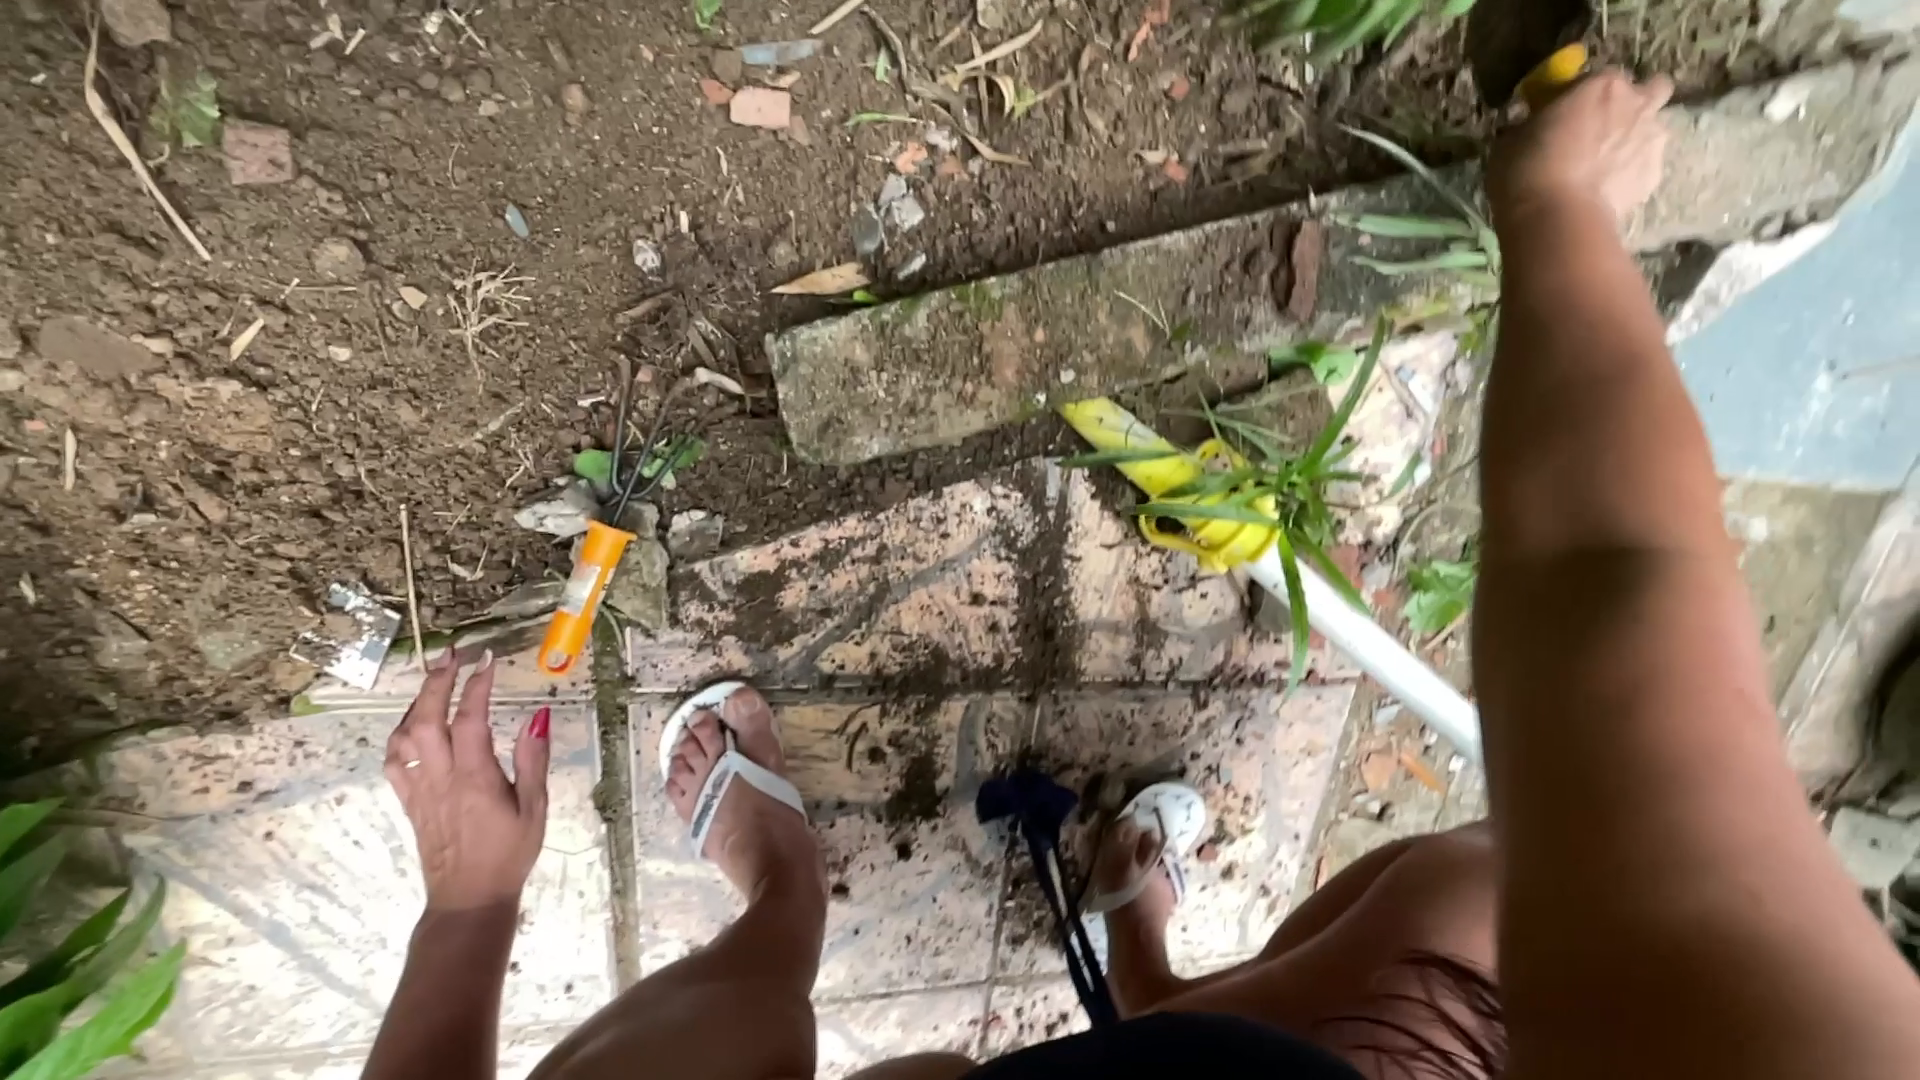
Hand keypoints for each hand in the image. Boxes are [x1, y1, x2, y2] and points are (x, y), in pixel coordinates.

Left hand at [384, 651, 549, 911]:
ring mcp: (419, 791)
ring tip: (435, 680)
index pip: (470, 720)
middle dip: (437, 682)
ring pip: (403, 737)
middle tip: (452, 655)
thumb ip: (534, 760)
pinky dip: (400, 734)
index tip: (488, 659)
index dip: (477, 685)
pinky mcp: (409, 802)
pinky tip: (412, 723)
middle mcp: (441, 780)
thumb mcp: (536, 807)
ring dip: (416, 703)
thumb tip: (538, 716)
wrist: (469, 898)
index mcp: (475, 779)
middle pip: (426, 720)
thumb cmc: (510, 852)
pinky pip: (394, 762)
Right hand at [1489, 68, 1672, 226]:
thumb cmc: (1525, 172)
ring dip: (1631, 141)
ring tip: (1600, 169)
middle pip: (1650, 89)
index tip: (1562, 115)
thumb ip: (1527, 128)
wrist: (1555, 218)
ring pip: (1651, 129)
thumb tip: (1528, 128)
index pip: (1596, 77)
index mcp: (1600, 85)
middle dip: (1633, 104)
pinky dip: (1627, 175)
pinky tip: (1602, 193)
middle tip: (1602, 130)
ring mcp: (1652, 138)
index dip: (1580, 96)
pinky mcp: (1654, 174)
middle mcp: (1636, 103)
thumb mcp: (1509, 144)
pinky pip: (1642, 167)